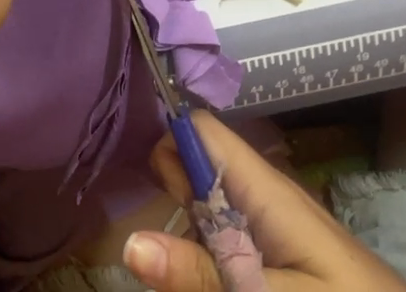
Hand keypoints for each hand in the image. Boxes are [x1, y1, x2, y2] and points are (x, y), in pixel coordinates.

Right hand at [122, 112, 405, 291]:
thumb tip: (128, 243)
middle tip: (170, 247)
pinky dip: (210, 257)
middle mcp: (261, 193)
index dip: (165, 144)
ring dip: (187, 237)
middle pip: (194, 168)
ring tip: (186, 272)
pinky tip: (212, 278)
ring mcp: (270, 223)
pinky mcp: (277, 251)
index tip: (146, 187)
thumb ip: (202, 275)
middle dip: (171, 199)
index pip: (199, 128)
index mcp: (262, 187)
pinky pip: (228, 237)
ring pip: (206, 208)